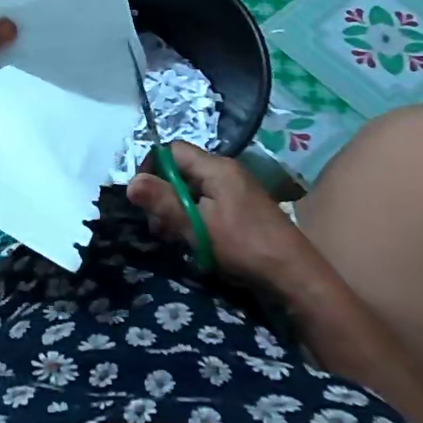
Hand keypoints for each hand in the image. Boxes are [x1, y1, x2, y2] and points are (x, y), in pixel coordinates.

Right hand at [126, 142, 318, 286]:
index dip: (152, 168)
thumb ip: (164, 202)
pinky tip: (195, 240)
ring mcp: (237, 189)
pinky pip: (209, 202)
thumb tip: (131, 183)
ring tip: (172, 236)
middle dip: (163, 193)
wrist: (292, 272)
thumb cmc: (243, 245)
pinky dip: (195, 216)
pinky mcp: (242, 208)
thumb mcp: (198, 225)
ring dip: (178, 209)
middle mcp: (227, 171)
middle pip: (183, 170)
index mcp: (216, 167)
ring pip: (195, 189)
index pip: (173, 150)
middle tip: (156, 225)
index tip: (143, 198)